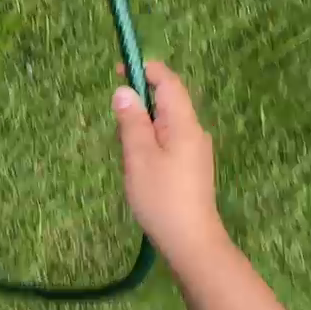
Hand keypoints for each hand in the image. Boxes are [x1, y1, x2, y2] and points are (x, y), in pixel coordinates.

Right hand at [112, 61, 229, 268]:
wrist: (190, 239)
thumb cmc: (161, 196)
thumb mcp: (138, 156)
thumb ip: (131, 121)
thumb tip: (124, 90)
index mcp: (184, 124)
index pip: (168, 83)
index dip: (145, 70)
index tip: (118, 70)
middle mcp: (194, 131)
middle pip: (168, 100)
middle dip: (140, 98)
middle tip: (115, 118)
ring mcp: (195, 149)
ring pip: (166, 121)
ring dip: (143, 121)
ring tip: (124, 145)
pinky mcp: (191, 165)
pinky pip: (168, 138)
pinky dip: (150, 137)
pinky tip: (137, 160)